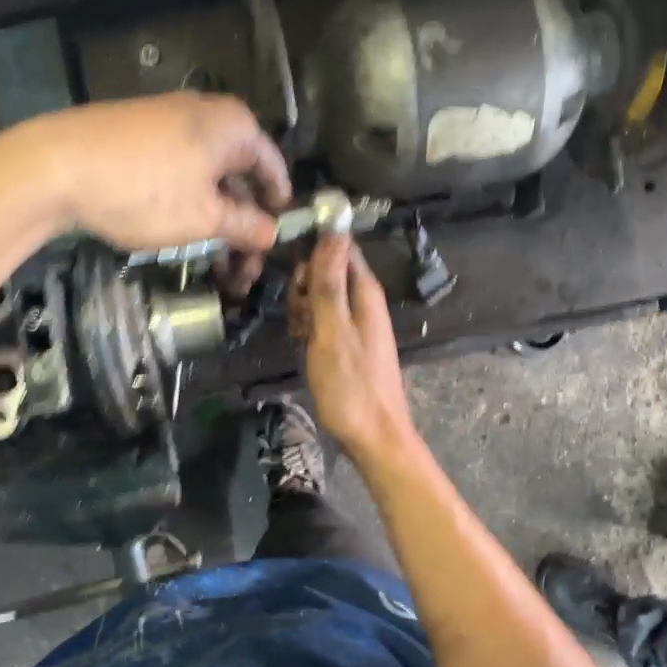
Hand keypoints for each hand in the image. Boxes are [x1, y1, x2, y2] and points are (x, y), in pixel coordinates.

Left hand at [0, 94, 291, 289]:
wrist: (56, 167)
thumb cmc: (145, 191)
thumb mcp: (204, 218)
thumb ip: (244, 226)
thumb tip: (271, 233)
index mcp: (233, 125)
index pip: (273, 166)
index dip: (278, 208)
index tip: (275, 243)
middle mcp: (205, 114)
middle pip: (237, 175)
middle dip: (242, 226)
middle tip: (240, 273)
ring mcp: (167, 122)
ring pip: (205, 178)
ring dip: (214, 223)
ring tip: (211, 266)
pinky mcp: (137, 137)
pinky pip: (177, 172)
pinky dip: (187, 204)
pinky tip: (179, 236)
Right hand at [291, 235, 414, 461]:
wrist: (372, 436)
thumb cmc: (351, 385)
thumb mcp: (332, 330)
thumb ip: (329, 282)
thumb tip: (333, 230)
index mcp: (364, 291)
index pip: (338, 246)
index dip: (311, 251)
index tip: (293, 274)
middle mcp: (363, 301)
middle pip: (324, 271)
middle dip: (303, 287)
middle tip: (300, 316)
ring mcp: (355, 323)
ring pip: (319, 298)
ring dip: (302, 311)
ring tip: (302, 336)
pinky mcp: (346, 343)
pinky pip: (321, 322)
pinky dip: (308, 330)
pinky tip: (304, 347)